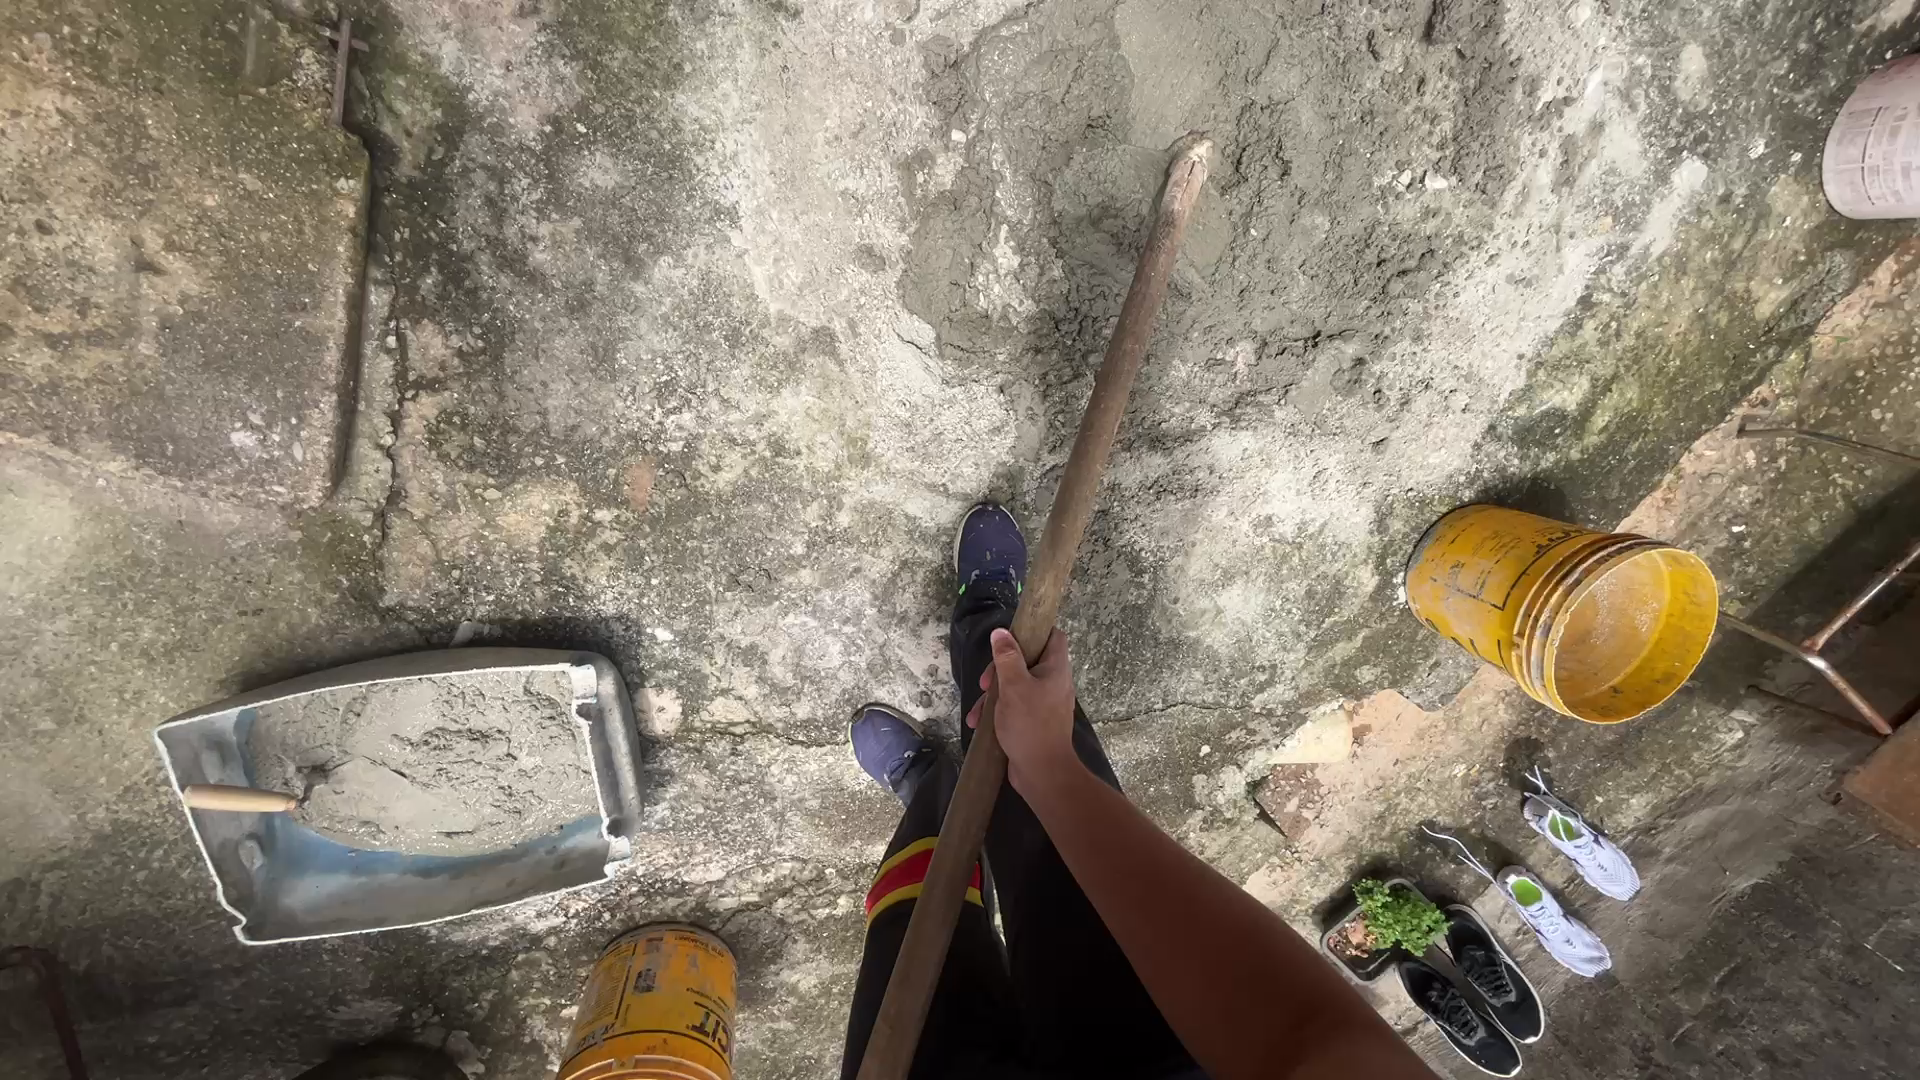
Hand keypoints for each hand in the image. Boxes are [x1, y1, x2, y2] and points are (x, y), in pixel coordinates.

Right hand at [966, 627, 1080, 796]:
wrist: (1042, 773)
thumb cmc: (1030, 724)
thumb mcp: (1013, 686)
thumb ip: (1006, 657)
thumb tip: (1001, 632)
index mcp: (1055, 669)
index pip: (1053, 636)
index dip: (1034, 630)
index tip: (1010, 635)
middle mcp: (1053, 682)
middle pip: (1026, 661)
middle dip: (1000, 669)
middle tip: (985, 681)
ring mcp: (1044, 702)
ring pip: (1015, 685)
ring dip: (992, 695)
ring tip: (977, 710)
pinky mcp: (1034, 720)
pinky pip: (1014, 706)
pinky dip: (997, 711)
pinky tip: (978, 723)